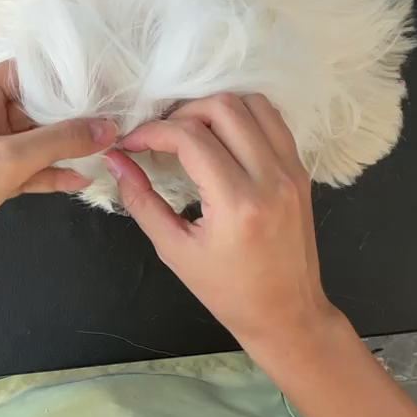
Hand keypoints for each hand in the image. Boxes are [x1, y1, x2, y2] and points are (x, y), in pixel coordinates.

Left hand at [0, 61, 114, 283]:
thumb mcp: (11, 158)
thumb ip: (61, 140)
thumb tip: (109, 128)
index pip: (22, 73)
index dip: (58, 75)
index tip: (98, 81)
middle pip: (32, 108)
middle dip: (69, 115)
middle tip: (112, 116)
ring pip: (34, 143)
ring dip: (65, 148)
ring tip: (105, 148)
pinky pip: (29, 171)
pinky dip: (52, 174)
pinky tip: (80, 179)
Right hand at [105, 93, 342, 356]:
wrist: (286, 313)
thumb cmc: (226, 290)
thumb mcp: (173, 249)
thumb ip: (141, 201)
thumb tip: (115, 161)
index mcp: (237, 203)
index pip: (190, 138)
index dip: (153, 133)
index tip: (132, 144)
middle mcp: (270, 178)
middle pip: (223, 108)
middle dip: (181, 114)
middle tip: (160, 137)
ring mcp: (292, 171)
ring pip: (253, 104)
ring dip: (214, 108)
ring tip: (189, 131)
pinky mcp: (300, 170)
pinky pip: (272, 121)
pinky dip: (242, 117)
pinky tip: (220, 137)